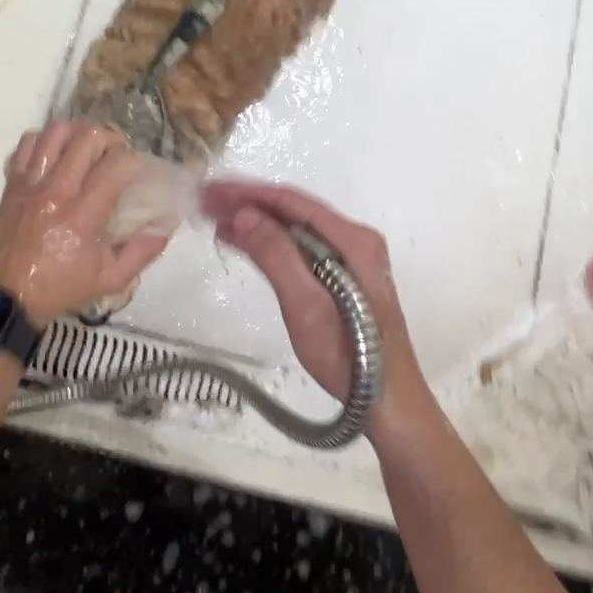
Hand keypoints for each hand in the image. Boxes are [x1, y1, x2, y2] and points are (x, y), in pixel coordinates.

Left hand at [0, 121, 171, 322]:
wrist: (7, 296)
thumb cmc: (61, 287)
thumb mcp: (111, 278)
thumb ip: (143, 249)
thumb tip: (167, 221)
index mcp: (84, 214)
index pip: (117, 164)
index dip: (135, 160)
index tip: (138, 172)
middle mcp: (57, 190)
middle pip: (88, 136)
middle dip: (110, 139)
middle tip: (115, 155)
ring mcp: (31, 183)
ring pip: (56, 132)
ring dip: (78, 133)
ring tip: (87, 149)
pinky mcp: (12, 183)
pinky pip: (28, 143)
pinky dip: (46, 141)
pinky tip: (56, 155)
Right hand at [202, 181, 432, 438]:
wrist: (387, 402)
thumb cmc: (349, 357)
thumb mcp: (306, 306)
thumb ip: (276, 256)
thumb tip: (244, 214)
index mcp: (352, 240)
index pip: (291, 201)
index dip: (248, 193)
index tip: (211, 190)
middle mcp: (354, 240)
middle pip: (292, 211)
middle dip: (247, 204)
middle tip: (205, 203)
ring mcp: (350, 258)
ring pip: (294, 228)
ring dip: (254, 221)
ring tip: (214, 219)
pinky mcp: (343, 277)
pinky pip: (299, 248)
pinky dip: (268, 242)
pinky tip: (241, 242)